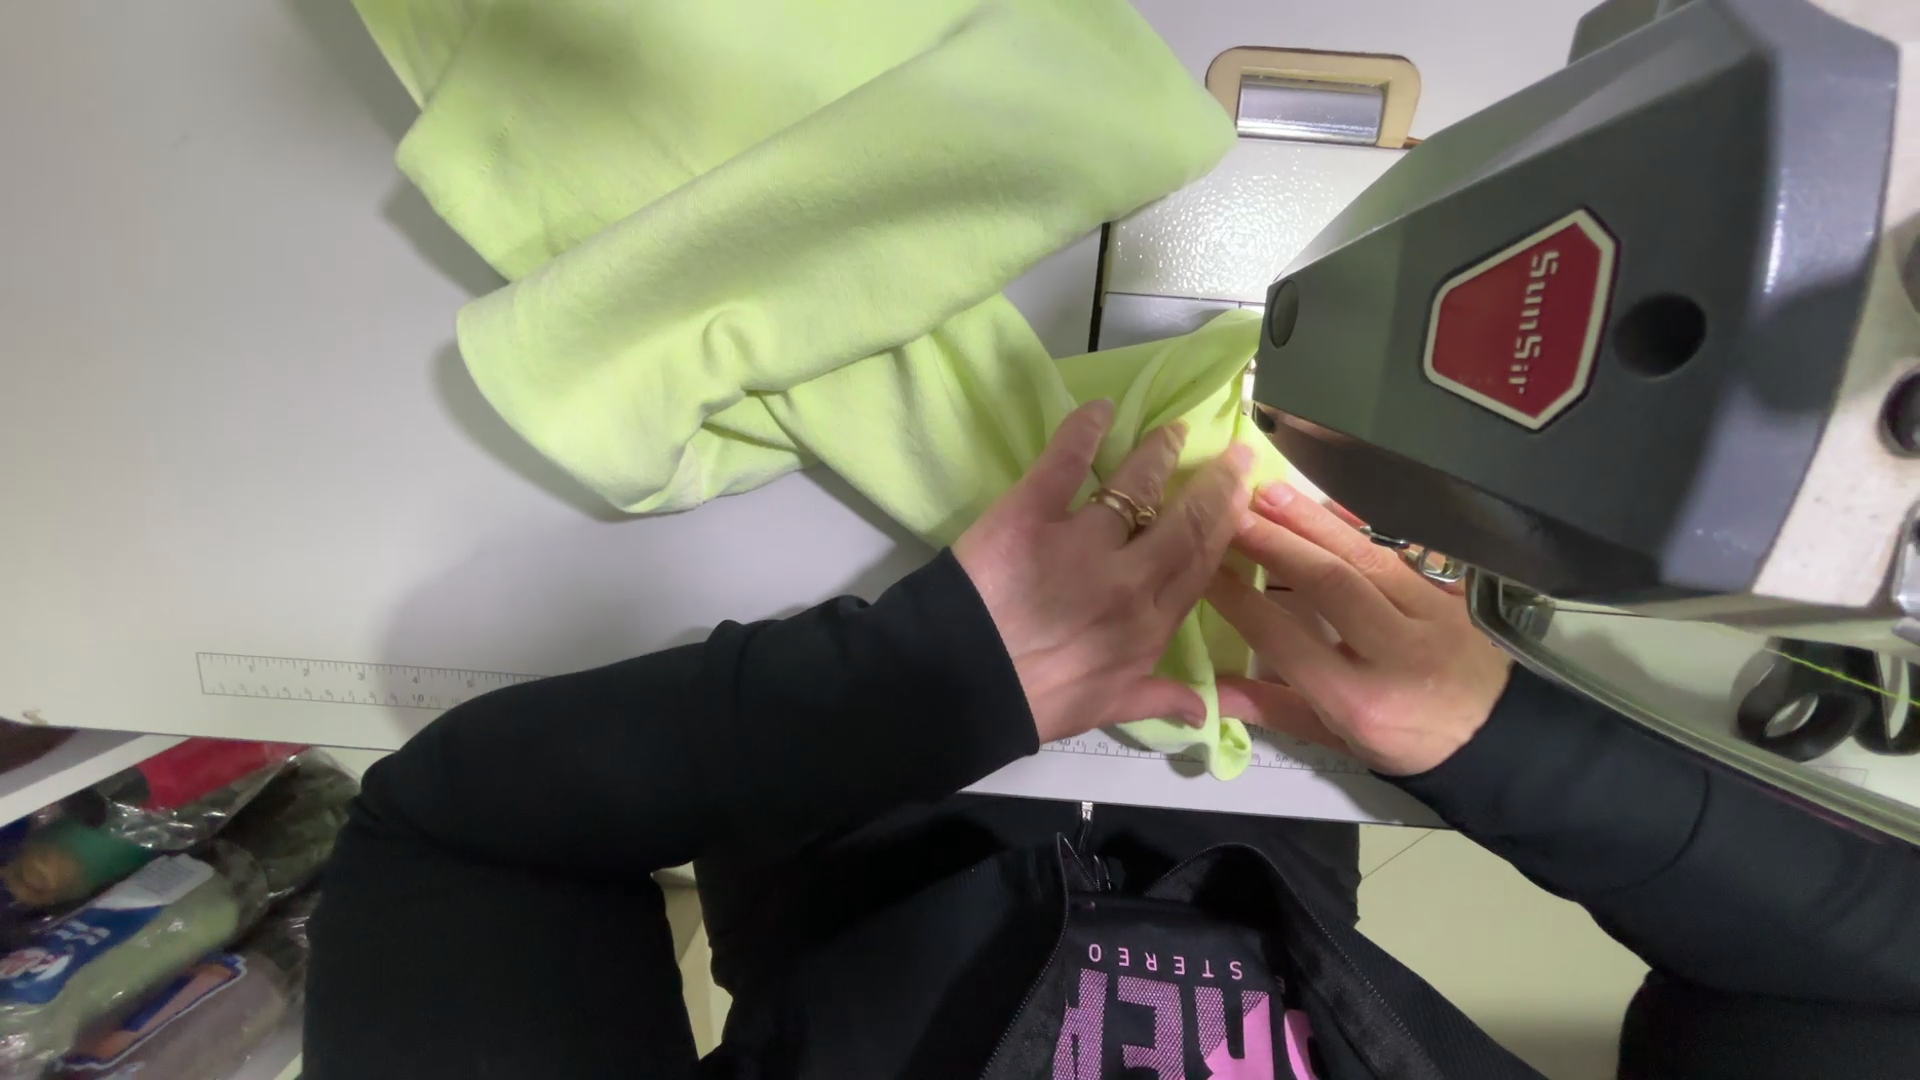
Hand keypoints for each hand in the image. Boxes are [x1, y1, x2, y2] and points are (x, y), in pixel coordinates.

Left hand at [954, 400, 1254, 744]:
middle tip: (1232, 452)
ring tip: (1170, 432)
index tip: (1243, 495)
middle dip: (1215, 482)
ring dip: (1157, 453)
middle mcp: (1130, 578)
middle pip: (1186, 518)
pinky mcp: (1030, 513)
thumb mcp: (1106, 707)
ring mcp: (1081, 542)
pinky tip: (1100, 409)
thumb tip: (1207, 714)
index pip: (1203, 562)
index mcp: (1151, 624)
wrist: (962, 684)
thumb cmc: (1034, 700)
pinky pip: (1066, 462)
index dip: (1227, 524)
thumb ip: (1159, 698)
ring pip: (1134, 484)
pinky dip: (1083, 429)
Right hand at [1205, 484, 1511, 774]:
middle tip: (1229, 514)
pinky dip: (1361, 519)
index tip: (1203, 569)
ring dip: (1310, 519)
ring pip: (1365, 556)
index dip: (1241, 601)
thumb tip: (1210, 688)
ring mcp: (1431, 615)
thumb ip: (1273, 708)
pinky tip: (1325, 498)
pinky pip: (1401, 548)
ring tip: (1266, 491)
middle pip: (1330, 584)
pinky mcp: (1452, 592)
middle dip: (1275, 543)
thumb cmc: (1406, 743)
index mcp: (1359, 700)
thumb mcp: (1337, 740)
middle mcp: (1395, 653)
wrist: (1503, 740)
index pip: (1286, 638)